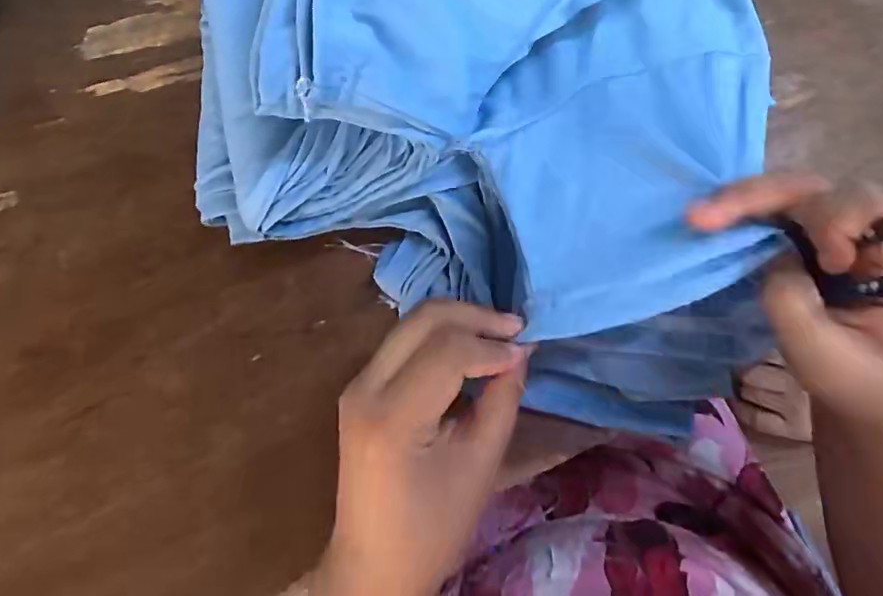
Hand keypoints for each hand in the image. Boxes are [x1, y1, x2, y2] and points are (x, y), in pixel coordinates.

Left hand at [315, 301, 529, 595]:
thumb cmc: (432, 527)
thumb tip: (521, 351)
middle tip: (515, 328)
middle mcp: (365, 387)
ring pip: (413, 322)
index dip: (491, 345)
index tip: (525, 351)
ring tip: (497, 333)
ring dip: (458, 320)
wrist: (372, 566)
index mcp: (392, 417)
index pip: (447, 351)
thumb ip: (503, 399)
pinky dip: (441, 333)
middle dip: (475, 316)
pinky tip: (470, 345)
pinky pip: (404, 339)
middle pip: (425, 320)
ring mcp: (356, 383)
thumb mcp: (480, 465)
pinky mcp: (359, 385)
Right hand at [689, 173, 882, 433]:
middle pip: (815, 189)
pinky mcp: (805, 231)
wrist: (860, 400)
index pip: (869, 206)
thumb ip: (796, 307)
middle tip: (709, 216)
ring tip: (701, 217)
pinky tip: (712, 219)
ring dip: (744, 200)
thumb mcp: (827, 359)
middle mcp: (868, 227)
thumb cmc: (856, 383)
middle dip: (762, 197)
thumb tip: (772, 257)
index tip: (829, 263)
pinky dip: (741, 211)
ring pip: (788, 192)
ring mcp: (833, 226)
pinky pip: (772, 206)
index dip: (838, 219)